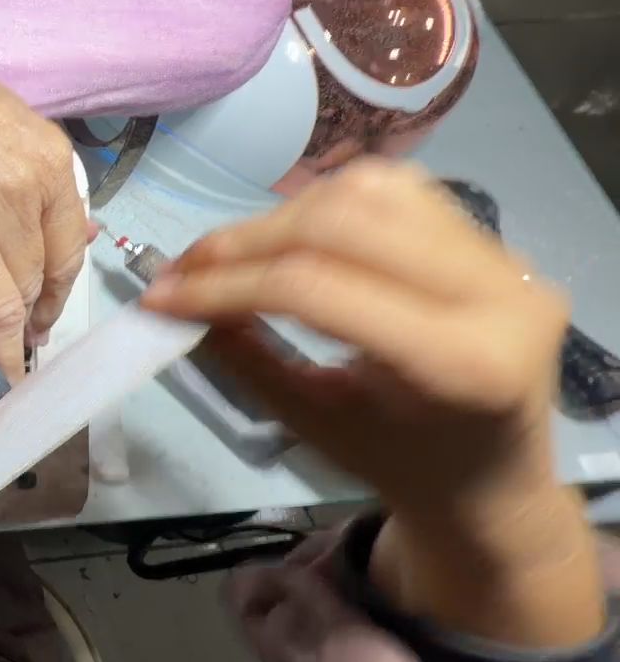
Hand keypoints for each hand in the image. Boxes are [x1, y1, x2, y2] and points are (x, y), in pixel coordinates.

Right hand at [141, 160, 604, 645]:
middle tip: (178, 274)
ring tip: (227, 257)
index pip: (317, 284)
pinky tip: (283, 238)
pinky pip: (393, 190)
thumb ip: (233, 350)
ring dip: (276, 217)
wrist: (486, 471)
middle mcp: (501, 298)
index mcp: (457, 361)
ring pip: (369, 191)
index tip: (157, 297)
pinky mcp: (488, 244)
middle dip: (236, 243)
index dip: (221, 280)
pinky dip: (319, 202)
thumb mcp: (300, 417)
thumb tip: (167, 299)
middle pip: (341, 223)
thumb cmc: (389, 461)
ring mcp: (504, 263)